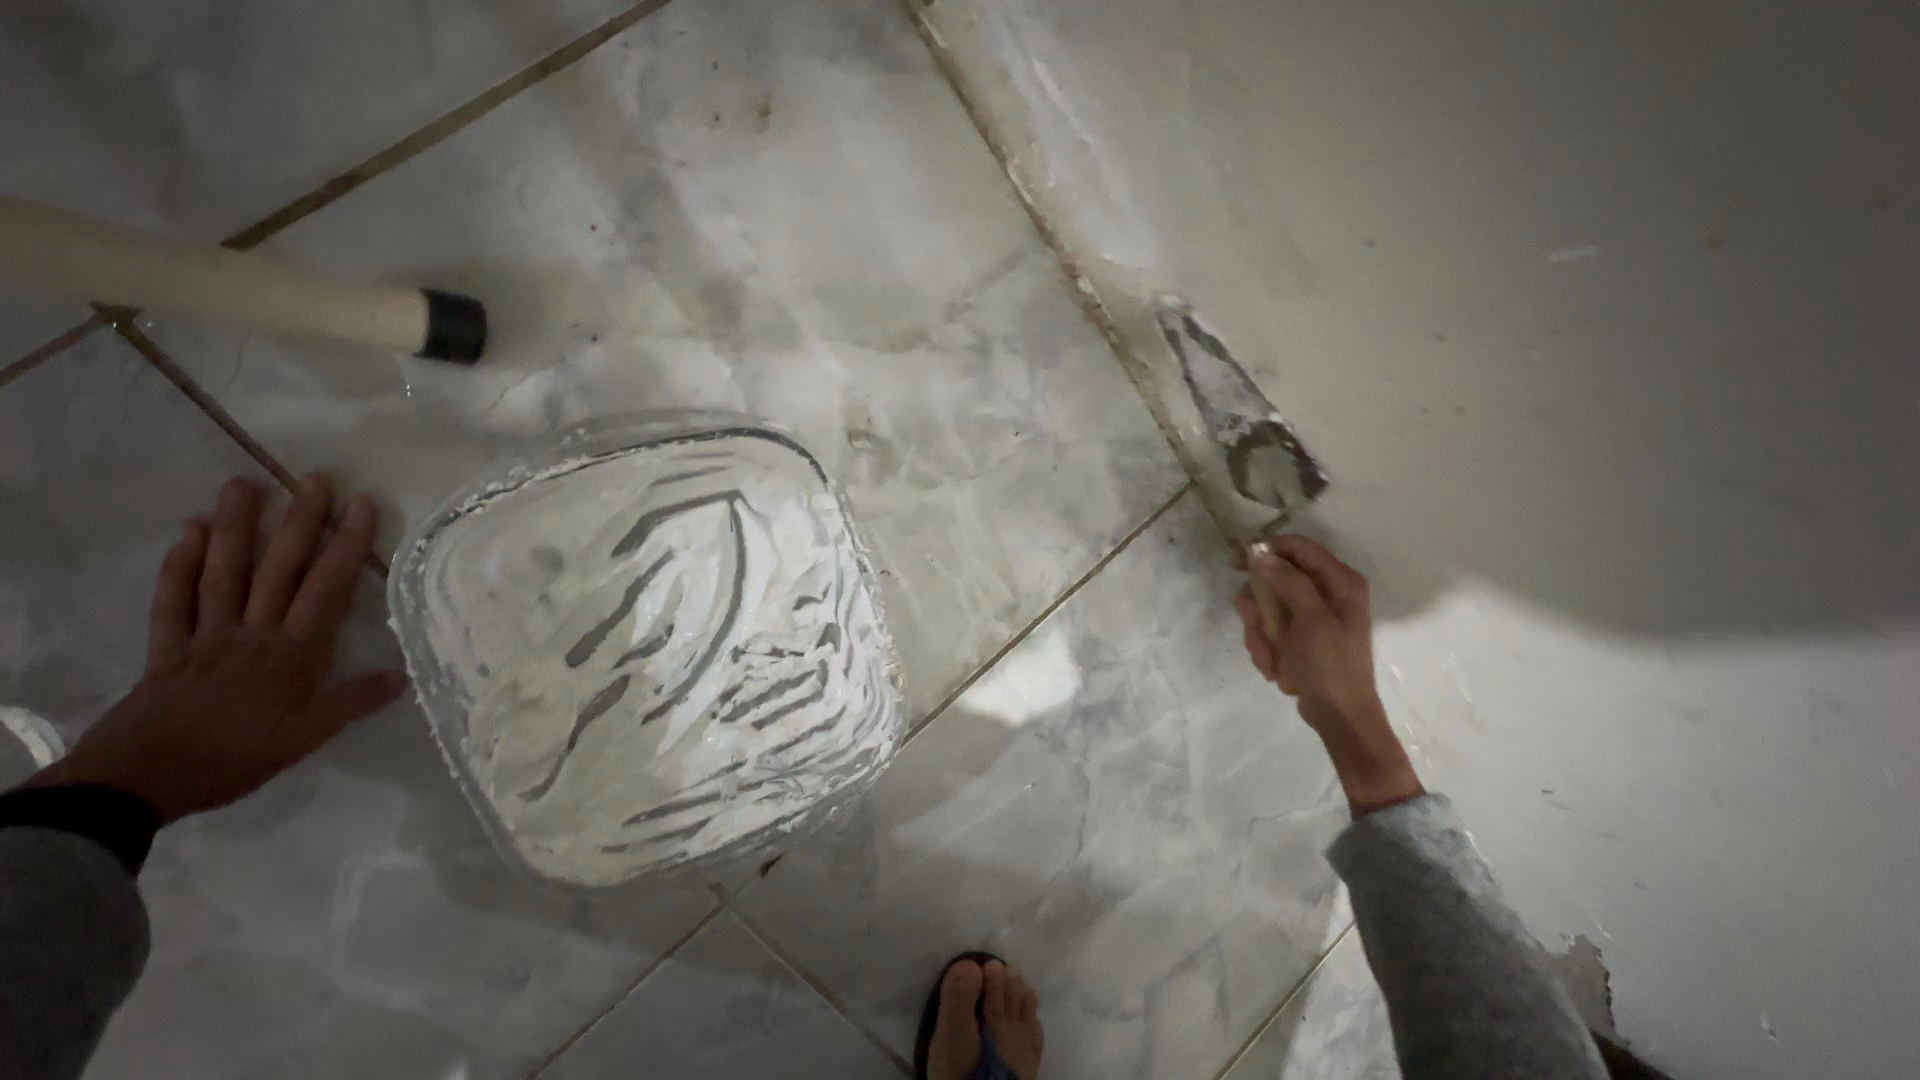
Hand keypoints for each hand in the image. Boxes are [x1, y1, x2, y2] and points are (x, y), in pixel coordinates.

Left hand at [27, 475, 408, 823]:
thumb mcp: (305, 739)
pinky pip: (173, 600)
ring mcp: (206, 635)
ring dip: (235, 528)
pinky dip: (179, 565)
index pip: (326, 589)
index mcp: (291, 653)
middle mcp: (252, 632)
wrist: (139, 781)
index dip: (346, 545)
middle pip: (278, 569)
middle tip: (314, 479)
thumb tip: (402, 676)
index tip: (361, 506)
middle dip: (299, 522)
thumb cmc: (234, 758)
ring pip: (224, 573)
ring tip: (244, 485)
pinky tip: (188, 533)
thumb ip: (350, 704)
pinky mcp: (167, 647)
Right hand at [1235, 535, 1422, 814]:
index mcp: (1339, 582)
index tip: (1237, 563)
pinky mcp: (1299, 636)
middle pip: (1274, 579)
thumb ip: (1289, 581)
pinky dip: (1266, 648)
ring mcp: (1310, 616)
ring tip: (1271, 658)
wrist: (1339, 715)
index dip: (1267, 550)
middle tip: (1260, 628)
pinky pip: (1268, 629)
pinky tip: (1276, 667)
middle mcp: (1326, 592)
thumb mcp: (1311, 620)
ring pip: (1265, 607)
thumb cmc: (1330, 665)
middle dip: (1260, 608)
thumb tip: (1262, 553)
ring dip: (1260, 633)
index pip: (1298, 547)